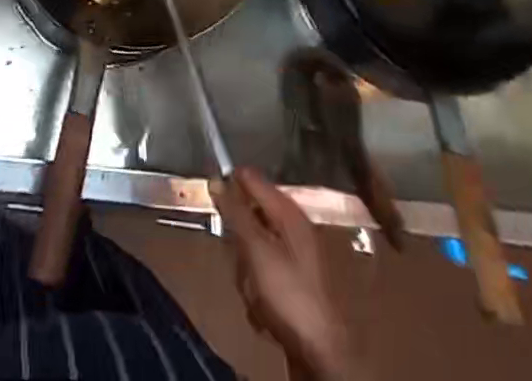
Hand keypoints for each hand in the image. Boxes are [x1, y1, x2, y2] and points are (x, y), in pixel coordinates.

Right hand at [213, 168, 355, 380]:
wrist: (322, 351)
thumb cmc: (289, 294)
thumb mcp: (256, 250)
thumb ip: (236, 214)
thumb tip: (216, 181)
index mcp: (289, 212)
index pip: (252, 180)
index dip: (230, 184)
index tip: (210, 198)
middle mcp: (294, 227)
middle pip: (249, 217)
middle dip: (238, 241)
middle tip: (240, 260)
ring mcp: (295, 255)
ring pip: (252, 248)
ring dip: (246, 271)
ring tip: (253, 291)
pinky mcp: (293, 282)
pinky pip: (261, 273)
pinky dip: (257, 289)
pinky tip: (262, 308)